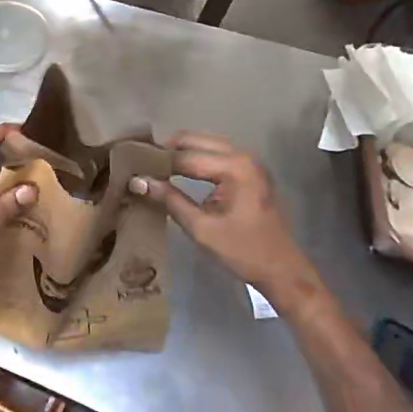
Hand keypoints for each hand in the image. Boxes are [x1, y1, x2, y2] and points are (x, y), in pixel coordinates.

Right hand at [129, 132, 321, 296]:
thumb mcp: (201, 228)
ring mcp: (248, 162)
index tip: (131, 164)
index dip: (158, 161)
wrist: (282, 270)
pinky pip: (216, 154)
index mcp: (235, 168)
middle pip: (196, 141)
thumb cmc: (243, 251)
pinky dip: (195, 158)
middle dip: (168, 150)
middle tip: (140, 162)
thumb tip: (137, 181)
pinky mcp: (248, 172)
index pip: (186, 157)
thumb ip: (170, 201)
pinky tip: (177, 171)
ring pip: (206, 144)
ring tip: (154, 166)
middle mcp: (243, 156)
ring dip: (181, 152)